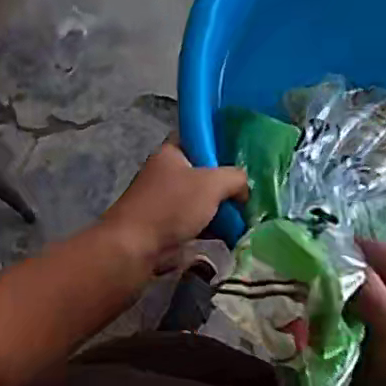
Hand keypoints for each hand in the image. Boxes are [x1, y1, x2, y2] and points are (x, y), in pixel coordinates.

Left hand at [98, 143, 247, 273]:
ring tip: (247, 216)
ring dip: (223, 208)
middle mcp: (167, 172)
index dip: (220, 143)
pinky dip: (213, 227)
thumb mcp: (212, 183)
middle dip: (227, 183)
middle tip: (250, 192)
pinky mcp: (168, 225)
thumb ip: (236, 178)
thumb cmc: (171, 206)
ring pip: (203, 199)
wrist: (135, 247)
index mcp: (171, 152)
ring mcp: (167, 200)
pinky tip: (234, 234)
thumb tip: (244, 189)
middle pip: (204, 172)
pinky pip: (198, 221)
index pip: (198, 138)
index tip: (243, 156)